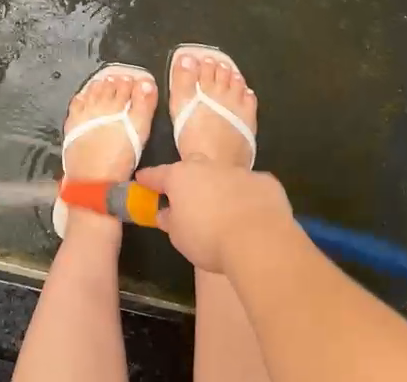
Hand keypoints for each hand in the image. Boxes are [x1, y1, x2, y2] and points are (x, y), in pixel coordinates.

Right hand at [135, 161, 296, 273]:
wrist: (259, 240)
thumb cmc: (209, 239)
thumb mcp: (179, 237)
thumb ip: (170, 221)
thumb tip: (165, 213)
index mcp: (180, 177)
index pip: (158, 174)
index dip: (148, 179)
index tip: (141, 180)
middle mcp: (208, 166)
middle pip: (193, 167)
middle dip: (189, 178)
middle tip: (188, 196)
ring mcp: (239, 172)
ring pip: (224, 176)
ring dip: (221, 189)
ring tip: (225, 212)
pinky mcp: (265, 182)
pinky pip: (251, 188)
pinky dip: (249, 198)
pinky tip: (253, 217)